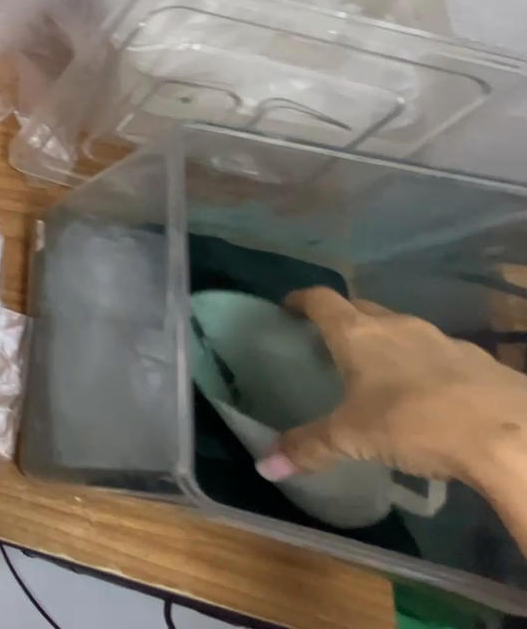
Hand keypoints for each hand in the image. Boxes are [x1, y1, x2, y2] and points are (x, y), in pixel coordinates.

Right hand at [259, 287, 526, 494]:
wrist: (525, 446)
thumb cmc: (419, 426)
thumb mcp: (354, 441)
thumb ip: (309, 448)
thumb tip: (266, 468)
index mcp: (358, 334)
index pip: (320, 299)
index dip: (300, 300)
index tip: (289, 308)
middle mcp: (402, 328)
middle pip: (365, 309)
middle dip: (347, 320)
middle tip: (334, 343)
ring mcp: (454, 345)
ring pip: (412, 334)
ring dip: (396, 345)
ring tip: (391, 375)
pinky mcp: (496, 369)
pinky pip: (455, 360)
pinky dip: (440, 371)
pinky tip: (445, 401)